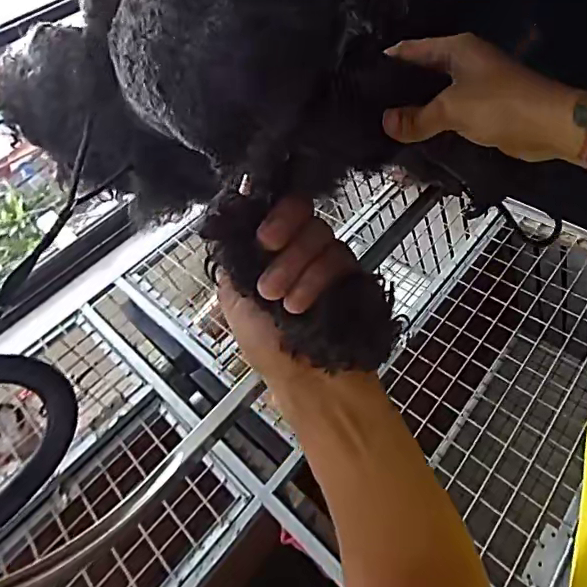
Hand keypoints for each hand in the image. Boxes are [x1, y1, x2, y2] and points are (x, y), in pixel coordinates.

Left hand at [214, 196, 357, 374]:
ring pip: (322, 236)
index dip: (277, 214)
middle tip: (269, 283)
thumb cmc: (265, 344)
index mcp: (271, 249)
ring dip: (298, 269)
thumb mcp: (233, 297)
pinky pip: (341, 258)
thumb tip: (235, 215)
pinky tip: (302, 305)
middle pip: (304, 217)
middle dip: (285, 249)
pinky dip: (318, 279)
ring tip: (283, 303)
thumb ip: (235, 255)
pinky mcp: (352, 273)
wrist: (303, 377)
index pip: (280, 209)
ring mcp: (328, 260)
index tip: (265, 238)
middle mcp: (301, 249)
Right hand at [381, 34, 586, 162]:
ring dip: (420, 113)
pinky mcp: (488, 111)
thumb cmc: (502, 105)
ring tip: (387, 129)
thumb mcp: (453, 109)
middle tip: (370, 110)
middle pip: (424, 74)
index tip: (360, 79)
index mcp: (457, 49)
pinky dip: (439, 126)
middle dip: (401, 92)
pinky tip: (420, 140)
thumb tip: (387, 123)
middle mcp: (467, 63)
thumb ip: (418, 117)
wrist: (551, 125)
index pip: (412, 49)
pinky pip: (455, 117)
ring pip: (440, 98)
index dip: (387, 62)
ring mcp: (479, 87)